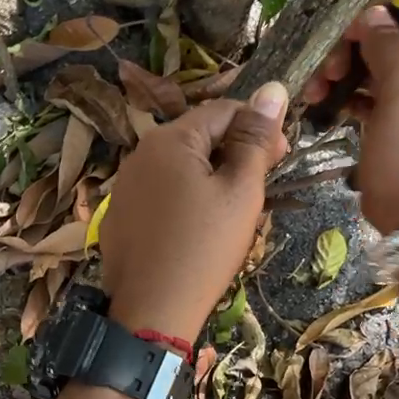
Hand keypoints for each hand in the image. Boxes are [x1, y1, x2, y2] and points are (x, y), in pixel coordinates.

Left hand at [98, 85, 289, 342]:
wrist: (152, 310)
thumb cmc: (203, 248)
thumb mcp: (240, 191)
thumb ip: (254, 139)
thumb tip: (272, 87)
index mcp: (169, 139)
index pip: (224, 109)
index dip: (258, 129)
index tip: (280, 162)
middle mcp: (138, 154)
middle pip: (198, 137)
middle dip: (233, 154)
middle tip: (257, 193)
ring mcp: (123, 187)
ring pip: (178, 167)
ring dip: (209, 178)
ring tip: (229, 215)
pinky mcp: (118, 217)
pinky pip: (158, 195)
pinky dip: (181, 202)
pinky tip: (194, 232)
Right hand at [301, 6, 398, 232]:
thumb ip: (388, 47)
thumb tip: (372, 13)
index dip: (381, 20)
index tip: (347, 34)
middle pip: (393, 41)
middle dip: (355, 51)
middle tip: (328, 70)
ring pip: (375, 66)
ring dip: (343, 73)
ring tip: (317, 89)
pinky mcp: (394, 117)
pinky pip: (367, 92)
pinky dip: (346, 94)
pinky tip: (323, 102)